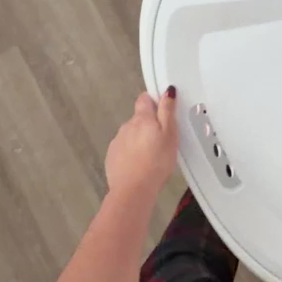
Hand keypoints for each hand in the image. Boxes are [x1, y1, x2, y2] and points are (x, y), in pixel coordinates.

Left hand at [105, 87, 178, 201]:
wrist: (133, 190)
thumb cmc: (157, 162)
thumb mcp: (169, 135)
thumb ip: (167, 111)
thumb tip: (167, 90)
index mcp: (142, 118)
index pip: (144, 99)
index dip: (153, 102)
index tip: (163, 113)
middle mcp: (126, 126)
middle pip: (138, 119)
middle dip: (148, 125)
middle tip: (161, 141)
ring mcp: (117, 141)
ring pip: (131, 135)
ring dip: (139, 140)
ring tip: (151, 157)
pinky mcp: (111, 157)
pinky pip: (123, 149)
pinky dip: (131, 154)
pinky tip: (138, 166)